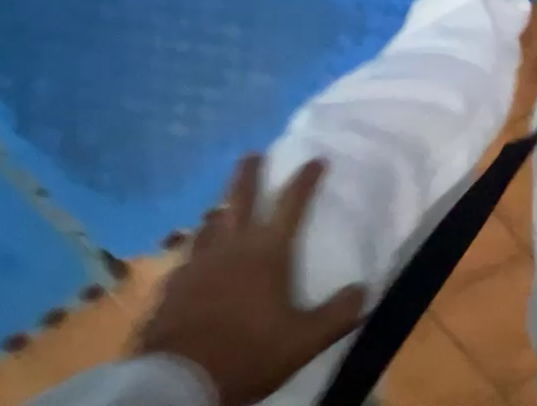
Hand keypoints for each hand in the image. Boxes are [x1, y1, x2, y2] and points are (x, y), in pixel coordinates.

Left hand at [135, 156, 366, 405]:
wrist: (176, 382)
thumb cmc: (247, 353)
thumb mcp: (304, 340)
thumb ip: (338, 314)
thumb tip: (365, 289)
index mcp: (267, 251)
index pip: (292, 203)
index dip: (306, 179)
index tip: (316, 158)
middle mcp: (232, 247)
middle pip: (239, 199)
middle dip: (248, 173)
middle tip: (251, 154)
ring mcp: (197, 265)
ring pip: (209, 225)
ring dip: (218, 210)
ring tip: (220, 207)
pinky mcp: (171, 287)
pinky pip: (185, 258)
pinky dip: (195, 250)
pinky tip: (193, 259)